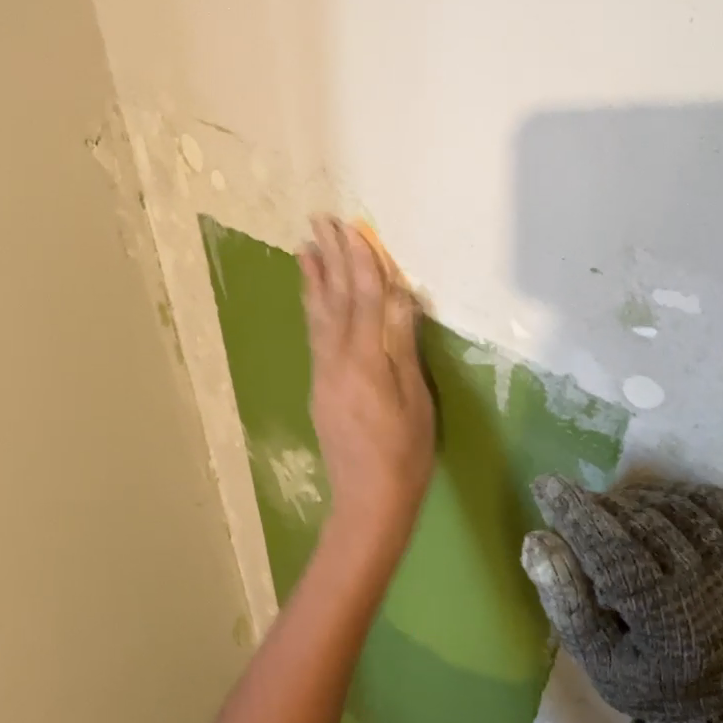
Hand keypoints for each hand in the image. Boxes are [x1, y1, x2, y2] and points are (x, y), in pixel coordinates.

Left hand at [297, 217, 435, 560]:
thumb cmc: (404, 454)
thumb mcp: (415, 400)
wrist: (368, 501)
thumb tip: (401, 296)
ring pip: (318, 318)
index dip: (362, 261)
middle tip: (320, 222)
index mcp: (365, 360)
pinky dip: (315, 311)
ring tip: (307, 250)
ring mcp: (324, 376)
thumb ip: (403, 346)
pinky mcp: (321, 391)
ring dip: (314, 281)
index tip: (355, 228)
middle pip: (335, 300)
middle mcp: (337, 361)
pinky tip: (314, 301)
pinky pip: (316, 338)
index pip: (365, 298)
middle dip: (331, 259)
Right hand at [521, 475, 722, 722]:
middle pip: (646, 522)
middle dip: (604, 507)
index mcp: (667, 622)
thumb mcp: (595, 657)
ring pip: (683, 508)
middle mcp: (714, 590)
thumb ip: (565, 600)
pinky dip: (685, 498)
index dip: (575, 513)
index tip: (546, 486)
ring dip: (641, 500)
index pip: (610, 549)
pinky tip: (660, 507)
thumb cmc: (647, 683)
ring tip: (615, 509)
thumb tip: (537, 539)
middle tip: (580, 506)